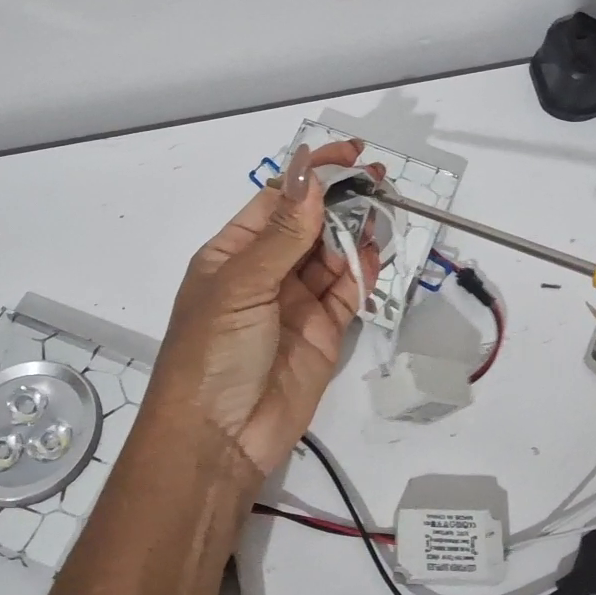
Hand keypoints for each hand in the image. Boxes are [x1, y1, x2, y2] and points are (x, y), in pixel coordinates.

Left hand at [146, 140, 380, 481]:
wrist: (219, 440)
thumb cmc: (213, 352)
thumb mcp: (241, 286)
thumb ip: (283, 234)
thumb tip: (309, 174)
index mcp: (232, 253)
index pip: (277, 200)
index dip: (309, 175)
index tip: (347, 154)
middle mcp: (264, 272)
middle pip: (308, 224)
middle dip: (339, 199)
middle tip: (377, 177)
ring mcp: (295, 302)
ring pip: (332, 254)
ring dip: (354, 230)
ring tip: (382, 207)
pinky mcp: (323, 332)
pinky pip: (347, 291)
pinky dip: (362, 270)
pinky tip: (373, 250)